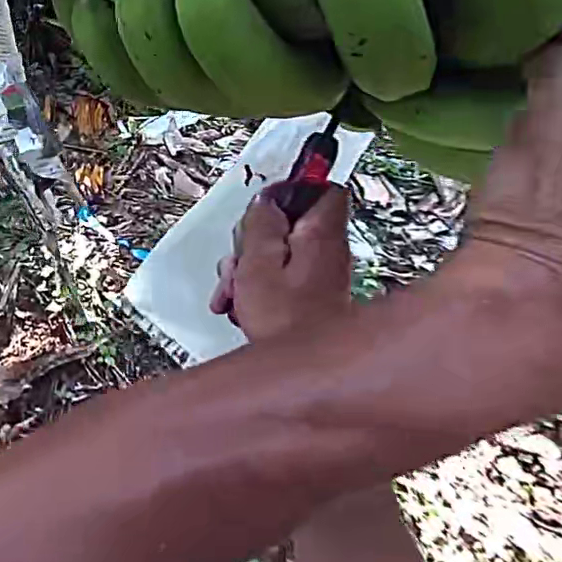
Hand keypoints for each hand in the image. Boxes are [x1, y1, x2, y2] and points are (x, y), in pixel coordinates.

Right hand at [210, 183, 352, 341]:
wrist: (302, 375)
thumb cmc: (283, 322)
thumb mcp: (258, 263)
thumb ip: (260, 225)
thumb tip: (264, 202)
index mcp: (320, 236)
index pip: (324, 188)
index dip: (292, 186)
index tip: (265, 199)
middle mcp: (327, 251)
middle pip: (289, 221)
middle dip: (255, 234)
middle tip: (241, 254)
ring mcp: (319, 274)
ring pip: (277, 250)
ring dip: (248, 264)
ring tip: (234, 289)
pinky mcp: (309, 295)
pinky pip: (278, 275)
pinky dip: (255, 283)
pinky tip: (238, 302)